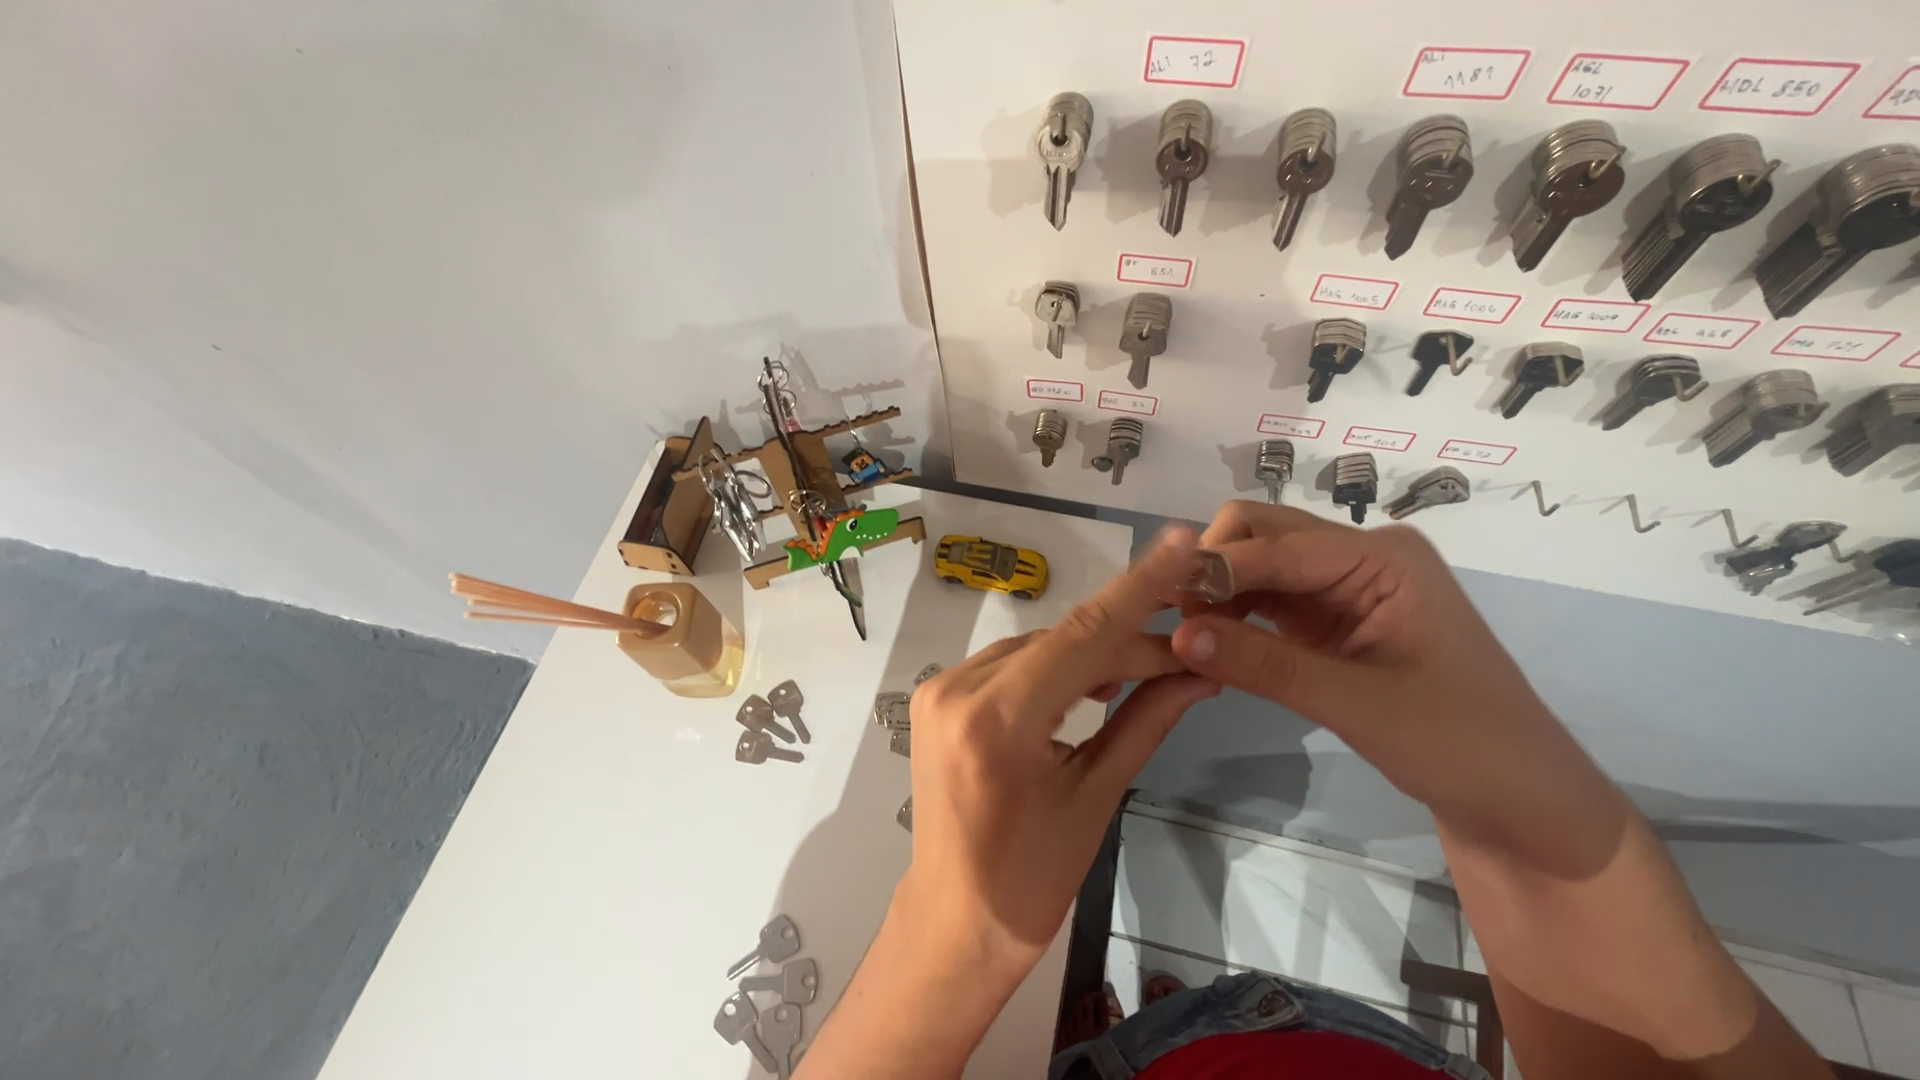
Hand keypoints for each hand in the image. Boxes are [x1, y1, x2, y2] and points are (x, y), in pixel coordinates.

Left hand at [797, 529, 1220, 1079]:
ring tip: (1146, 672)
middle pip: (1062, 640)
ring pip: (1037, 648)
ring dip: (1090, 655)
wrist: (956, 916)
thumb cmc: (1032, 877)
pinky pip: (1010, 664)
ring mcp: (939, 690)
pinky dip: (1054, 667)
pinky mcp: (937, 696)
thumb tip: (1201, 671)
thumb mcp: (1096, 796)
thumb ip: (1145, 721)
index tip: (1183, 542)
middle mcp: (958, 690)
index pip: (1082, 634)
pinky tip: (1090, 683)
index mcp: (995, 721)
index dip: (1140, 587)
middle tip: (1185, 654)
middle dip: (1127, 642)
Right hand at [1169, 503, 1589, 839]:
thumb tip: (1179, 638)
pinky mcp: (1330, 622)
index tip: (1158, 600)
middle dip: (1212, 569)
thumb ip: (1267, 666)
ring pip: (1257, 567)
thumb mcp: (1361, 705)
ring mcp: (1344, 588)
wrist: (1521, 803)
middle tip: (1169, 619)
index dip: (1217, 568)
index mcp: (1382, 558)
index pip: (1278, 543)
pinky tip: (1207, 644)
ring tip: (1176, 634)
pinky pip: (1266, 602)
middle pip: (1261, 535)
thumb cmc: (1462, 745)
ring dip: (1217, 592)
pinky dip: (1232, 617)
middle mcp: (1359, 557)